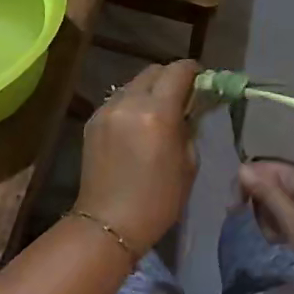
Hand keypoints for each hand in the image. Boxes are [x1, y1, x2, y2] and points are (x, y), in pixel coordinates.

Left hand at [75, 60, 199, 252]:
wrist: (109, 222)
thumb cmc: (158, 200)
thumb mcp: (188, 163)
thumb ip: (188, 127)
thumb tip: (188, 110)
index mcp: (157, 112)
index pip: (178, 71)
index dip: (193, 71)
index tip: (202, 80)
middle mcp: (128, 102)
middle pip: (153, 71)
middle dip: (171, 78)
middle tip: (182, 97)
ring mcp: (106, 110)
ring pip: (132, 85)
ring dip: (149, 91)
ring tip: (158, 112)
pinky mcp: (92, 121)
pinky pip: (116, 101)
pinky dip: (130, 105)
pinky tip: (136, 126)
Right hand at [237, 162, 293, 291]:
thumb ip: (267, 195)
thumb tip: (241, 169)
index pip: (260, 167)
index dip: (244, 187)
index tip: (237, 214)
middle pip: (270, 180)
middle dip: (261, 205)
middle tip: (269, 234)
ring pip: (282, 195)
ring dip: (274, 216)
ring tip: (283, 240)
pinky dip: (289, 220)